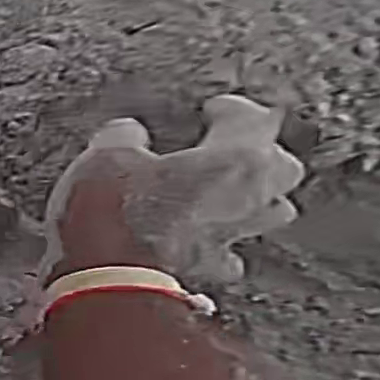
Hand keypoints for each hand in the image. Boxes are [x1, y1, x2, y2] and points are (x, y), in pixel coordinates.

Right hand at [41, 95, 303, 283]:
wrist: (103, 272)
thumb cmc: (111, 212)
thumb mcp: (101, 157)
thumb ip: (121, 136)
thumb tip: (126, 132)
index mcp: (236, 159)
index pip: (252, 120)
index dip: (231, 109)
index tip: (216, 107)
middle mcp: (252, 194)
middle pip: (277, 166)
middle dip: (256, 154)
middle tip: (227, 148)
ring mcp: (235, 232)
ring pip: (266, 207)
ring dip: (249, 197)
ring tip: (223, 192)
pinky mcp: (210, 262)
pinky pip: (229, 248)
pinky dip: (218, 239)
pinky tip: (201, 238)